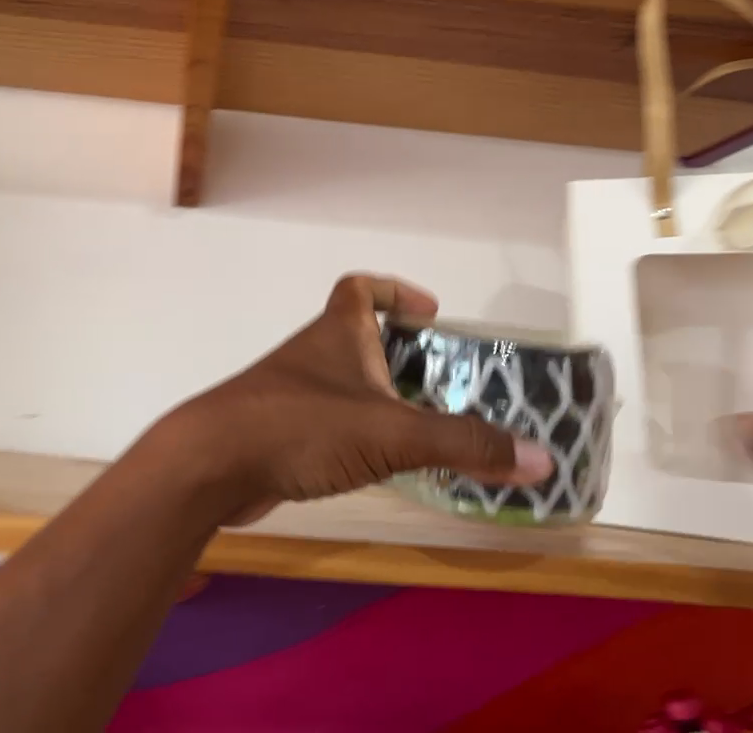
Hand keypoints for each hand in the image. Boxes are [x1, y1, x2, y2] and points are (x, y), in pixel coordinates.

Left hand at [151, 274, 554, 525]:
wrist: (212, 464)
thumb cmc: (300, 426)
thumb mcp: (391, 431)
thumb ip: (463, 443)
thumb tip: (540, 458)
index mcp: (336, 333)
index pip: (360, 287)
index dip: (395, 289)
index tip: (432, 311)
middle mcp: (314, 355)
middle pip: (361, 339)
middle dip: (404, 356)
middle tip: (450, 384)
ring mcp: (293, 394)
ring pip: (348, 385)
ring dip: (384, 399)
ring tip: (431, 429)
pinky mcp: (282, 433)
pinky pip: (333, 424)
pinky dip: (361, 435)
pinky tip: (385, 465)